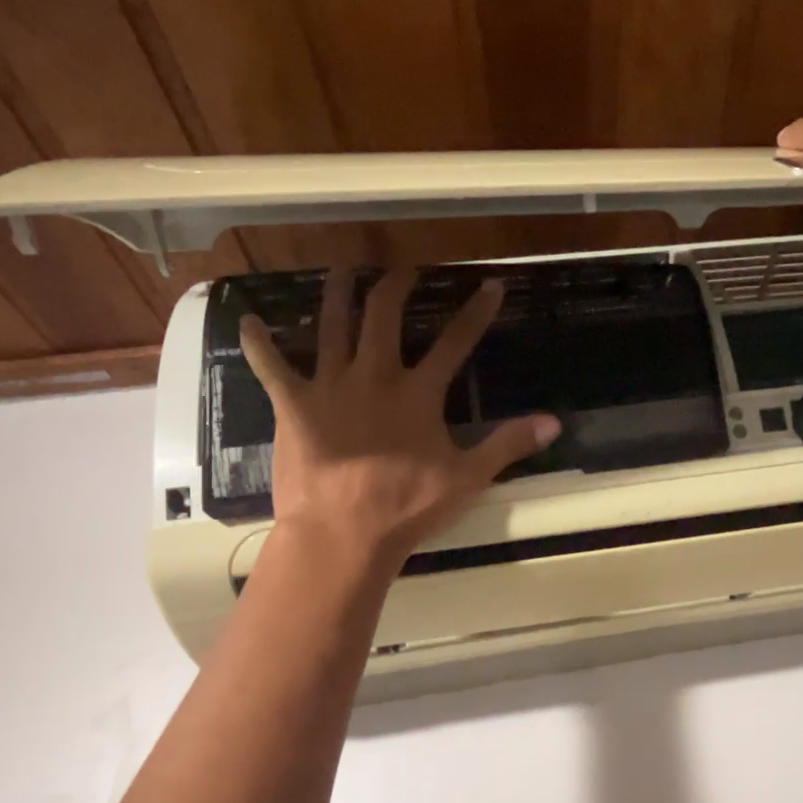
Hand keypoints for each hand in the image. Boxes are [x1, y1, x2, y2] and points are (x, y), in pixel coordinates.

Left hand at [239, 269, 560, 571]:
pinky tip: (247, 321)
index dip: (477, 311)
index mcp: (418, 392)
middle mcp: (374, 374)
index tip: (491, 285)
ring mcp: (330, 385)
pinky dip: (259, 342)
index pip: (455, 341)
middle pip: (385, 314)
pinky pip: (271, 365)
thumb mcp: (468, 477)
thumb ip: (508, 444)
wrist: (343, 532)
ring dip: (338, 293)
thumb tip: (554, 422)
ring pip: (332, 325)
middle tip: (404, 269)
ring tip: (343, 271)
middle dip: (396, 284)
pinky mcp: (293, 404)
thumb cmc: (407, 506)